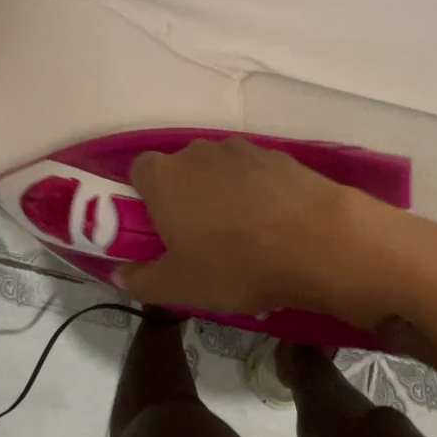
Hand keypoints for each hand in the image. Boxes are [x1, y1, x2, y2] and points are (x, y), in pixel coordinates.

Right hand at [115, 138, 371, 315]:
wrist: (317, 239)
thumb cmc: (235, 263)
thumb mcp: (180, 287)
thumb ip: (141, 280)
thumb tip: (119, 273)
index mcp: (164, 177)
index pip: (139, 171)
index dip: (144, 198)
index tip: (158, 229)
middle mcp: (197, 152)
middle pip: (180, 171)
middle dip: (185, 199)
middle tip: (198, 242)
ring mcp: (240, 149)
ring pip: (219, 172)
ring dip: (222, 196)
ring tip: (242, 240)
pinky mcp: (276, 155)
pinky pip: (253, 175)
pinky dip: (256, 195)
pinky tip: (273, 229)